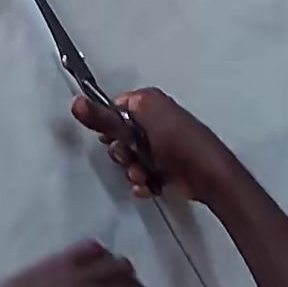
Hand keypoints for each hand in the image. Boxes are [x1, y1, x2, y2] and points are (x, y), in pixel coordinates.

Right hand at [72, 88, 240, 201]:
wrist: (211, 176)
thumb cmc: (178, 144)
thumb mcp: (135, 130)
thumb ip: (103, 118)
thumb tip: (76, 102)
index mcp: (147, 101)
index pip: (114, 109)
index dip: (109, 126)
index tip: (109, 139)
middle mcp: (154, 118)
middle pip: (121, 135)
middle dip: (122, 152)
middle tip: (129, 159)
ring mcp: (162, 142)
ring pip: (132, 156)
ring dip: (132, 169)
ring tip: (142, 175)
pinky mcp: (167, 163)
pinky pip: (145, 170)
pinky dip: (144, 180)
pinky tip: (148, 185)